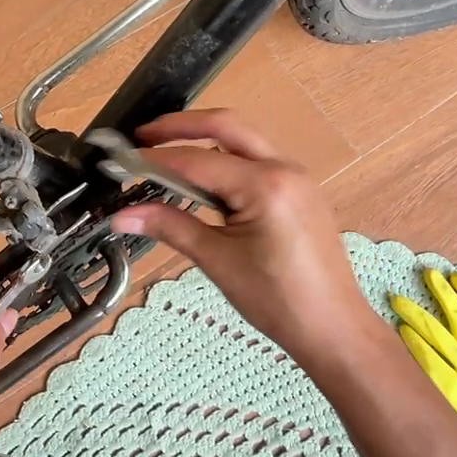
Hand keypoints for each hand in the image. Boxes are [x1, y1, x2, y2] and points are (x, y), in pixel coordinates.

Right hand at [108, 109, 378, 373]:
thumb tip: (122, 216)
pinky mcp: (300, 191)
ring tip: (166, 153)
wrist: (335, 330)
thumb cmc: (277, 301)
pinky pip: (257, 159)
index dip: (155, 159)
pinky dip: (226, 159)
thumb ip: (170, 226)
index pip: (197, 160)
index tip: (121, 160)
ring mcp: (297, 177)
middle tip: (143, 136)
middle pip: (226, 126)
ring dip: (205, 139)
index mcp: (265, 186)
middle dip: (181, 126)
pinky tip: (203, 179)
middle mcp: (285, 169)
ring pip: (243, 140)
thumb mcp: (217, 261)